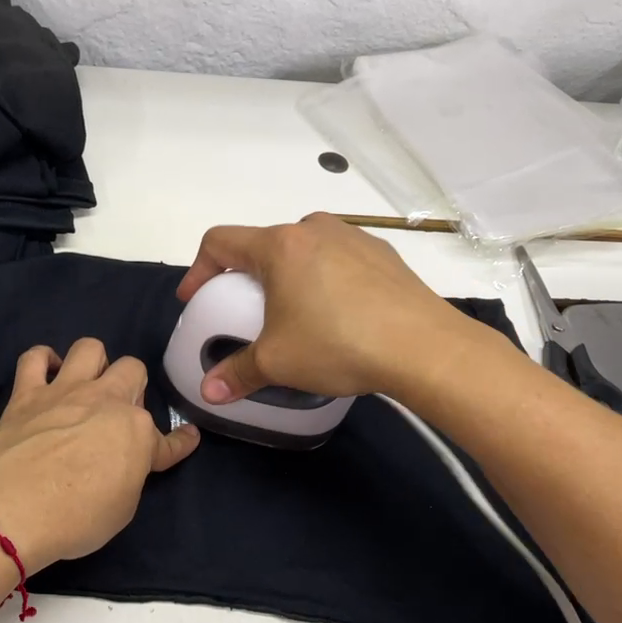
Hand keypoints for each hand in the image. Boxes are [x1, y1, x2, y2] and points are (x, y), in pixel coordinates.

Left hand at [0, 338, 199, 570]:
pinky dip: (42, 361)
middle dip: (134, 387)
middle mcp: (106, 401)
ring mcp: (64, 392)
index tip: (186, 439)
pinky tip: (45, 374)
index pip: (168, 439)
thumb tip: (122, 463)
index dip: (179, 442)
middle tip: (120, 414)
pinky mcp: (26, 394)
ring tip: (87, 385)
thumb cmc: (76, 520)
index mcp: (137, 433)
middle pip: (132, 370)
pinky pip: (34, 357)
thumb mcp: (122, 508)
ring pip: (89, 348)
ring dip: (95, 363)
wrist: (13, 510)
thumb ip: (129, 475)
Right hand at [175, 213, 507, 404]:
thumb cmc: (338, 345)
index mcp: (280, 246)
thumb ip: (238, 374)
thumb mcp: (278, 363)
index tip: (196, 299)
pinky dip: (323, 280)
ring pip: (303, 250)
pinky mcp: (383, 254)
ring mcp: (353, 237)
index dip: (199, 269)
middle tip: (244, 311)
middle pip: (263, 244)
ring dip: (287, 275)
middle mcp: (314, 229)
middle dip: (246, 276)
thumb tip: (209, 393)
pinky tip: (336, 315)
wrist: (424, 348)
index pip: (220, 242)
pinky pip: (337, 260)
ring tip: (292, 313)